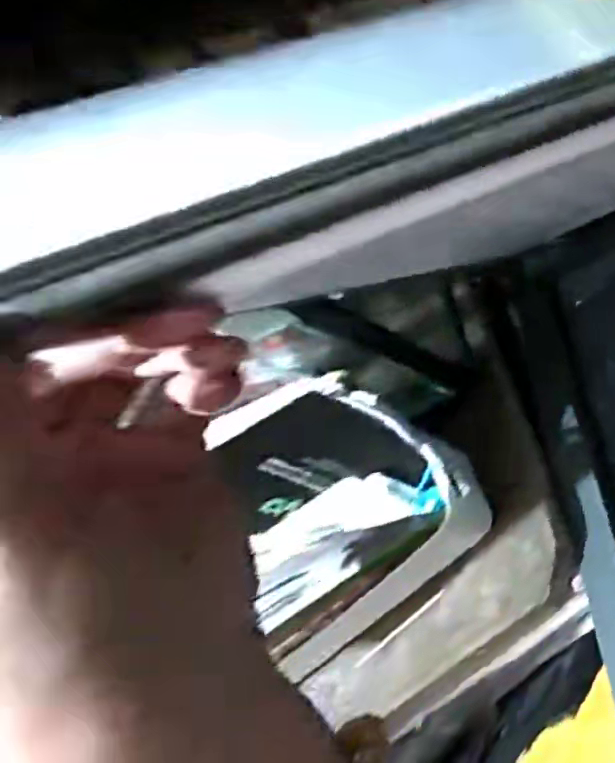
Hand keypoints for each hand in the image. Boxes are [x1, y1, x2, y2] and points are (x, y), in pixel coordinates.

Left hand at [0, 308, 284, 761]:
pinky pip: (187, 403)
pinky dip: (210, 382)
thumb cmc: (34, 605)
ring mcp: (98, 459)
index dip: (57, 335)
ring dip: (178, 354)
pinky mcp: (170, 463)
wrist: (148, 661)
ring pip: (133, 377)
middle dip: (129, 336)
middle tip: (196, 324)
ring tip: (223, 354)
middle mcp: (22, 456)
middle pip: (67, 367)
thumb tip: (10, 336)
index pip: (1, 370)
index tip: (124, 320)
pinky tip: (225, 385)